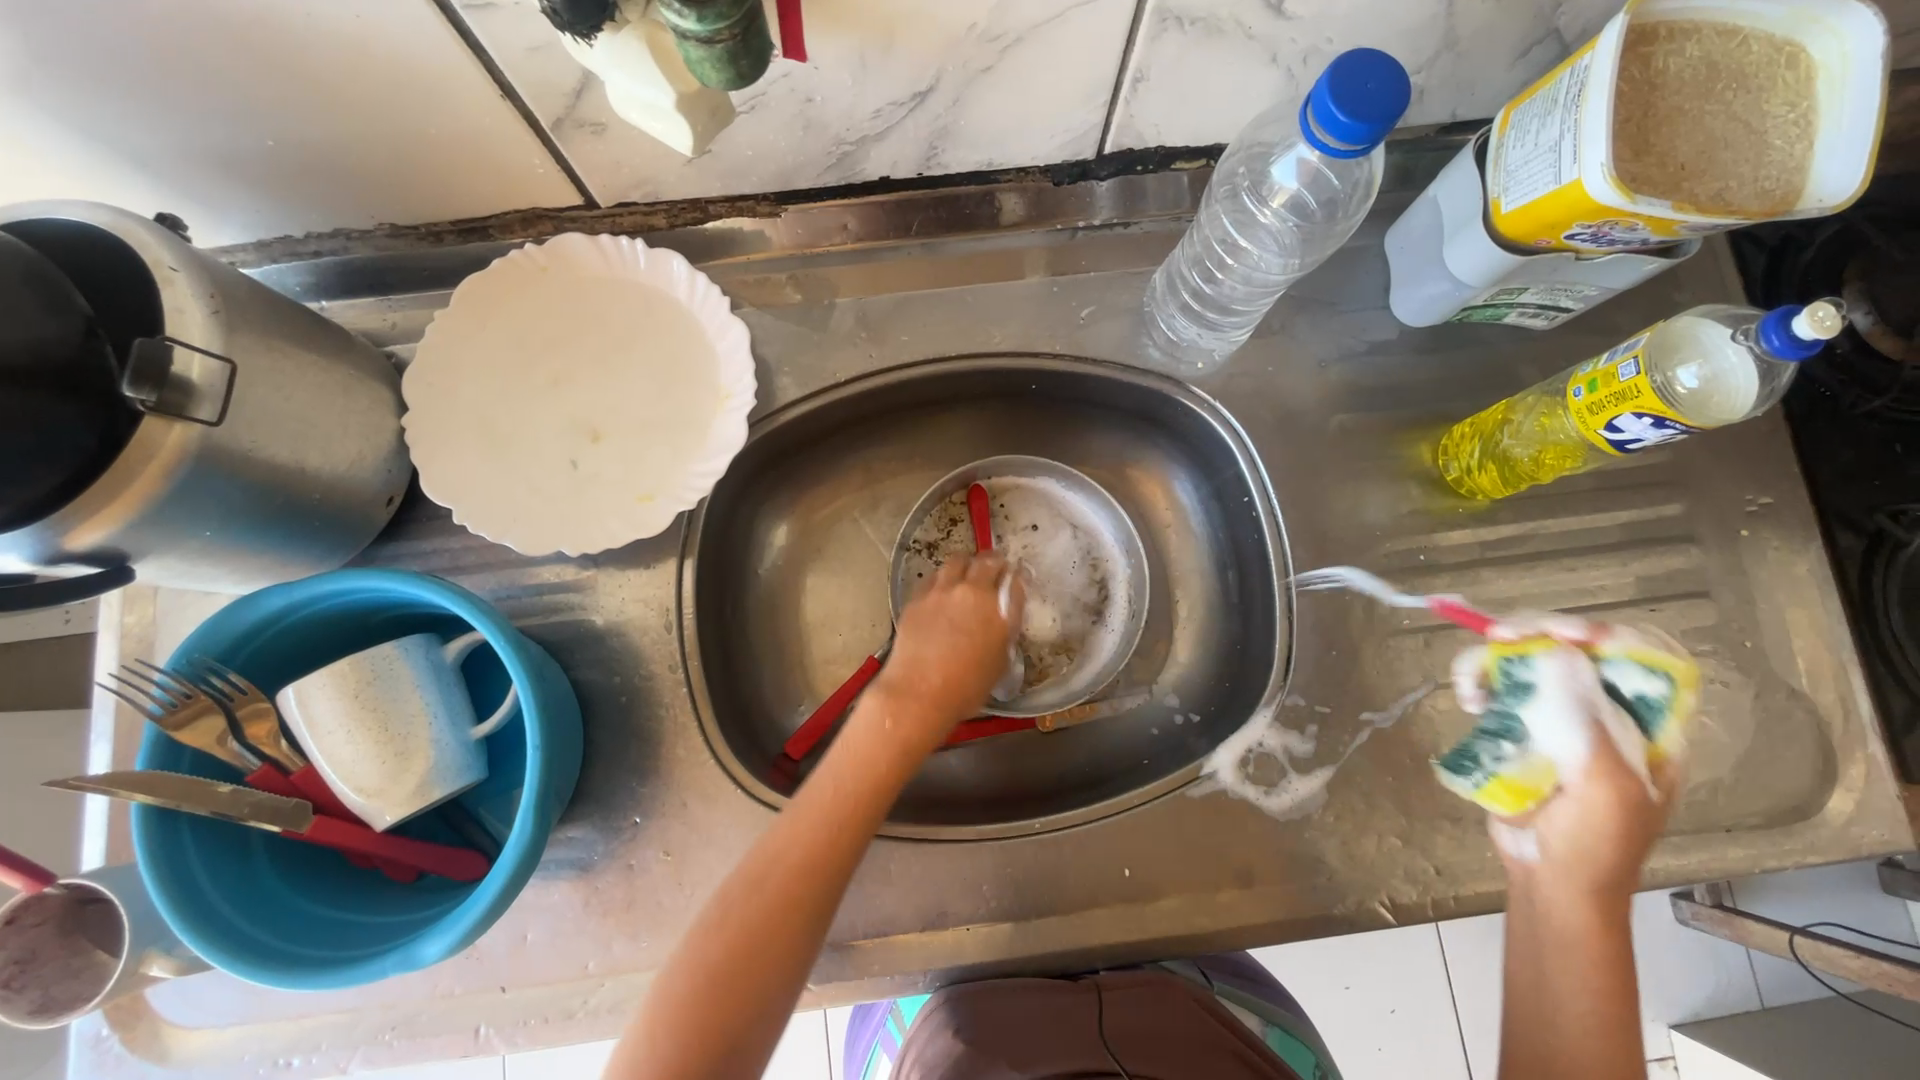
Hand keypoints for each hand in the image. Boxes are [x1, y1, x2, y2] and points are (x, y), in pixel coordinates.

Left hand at [857, 552, 1024, 756]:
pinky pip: (933, 577)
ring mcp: (942, 591)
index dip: (1016, 577)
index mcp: (1000, 610)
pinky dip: (941, 579)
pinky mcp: (917, 597)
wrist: (920, 692)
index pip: (1014, 581)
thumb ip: (1003, 634)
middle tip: (994, 568)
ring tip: (965, 573)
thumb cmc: (966, 688)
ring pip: (956, 561)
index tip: (1014, 578)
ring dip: (966, 564)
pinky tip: (940, 590)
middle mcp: (973, 592)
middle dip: (994, 562)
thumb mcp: (999, 663)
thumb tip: (999, 623)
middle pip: (987, 562)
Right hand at [1454, 615, 1682, 907]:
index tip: (1565, 633)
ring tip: (1471, 679)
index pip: (1639, 657)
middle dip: (1537, 634)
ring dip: (1495, 657)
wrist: (1549, 881)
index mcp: (1649, 723)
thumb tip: (1559, 653)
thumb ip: (1589, 723)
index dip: (1606, 634)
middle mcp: (1604, 710)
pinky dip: (1478, 681)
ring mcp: (1557, 715)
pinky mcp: (1517, 725)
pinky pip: (1497, 686)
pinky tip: (1468, 698)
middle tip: (1499, 634)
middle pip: (1575, 648)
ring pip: (1528, 660)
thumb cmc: (1597, 844)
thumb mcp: (1607, 787)